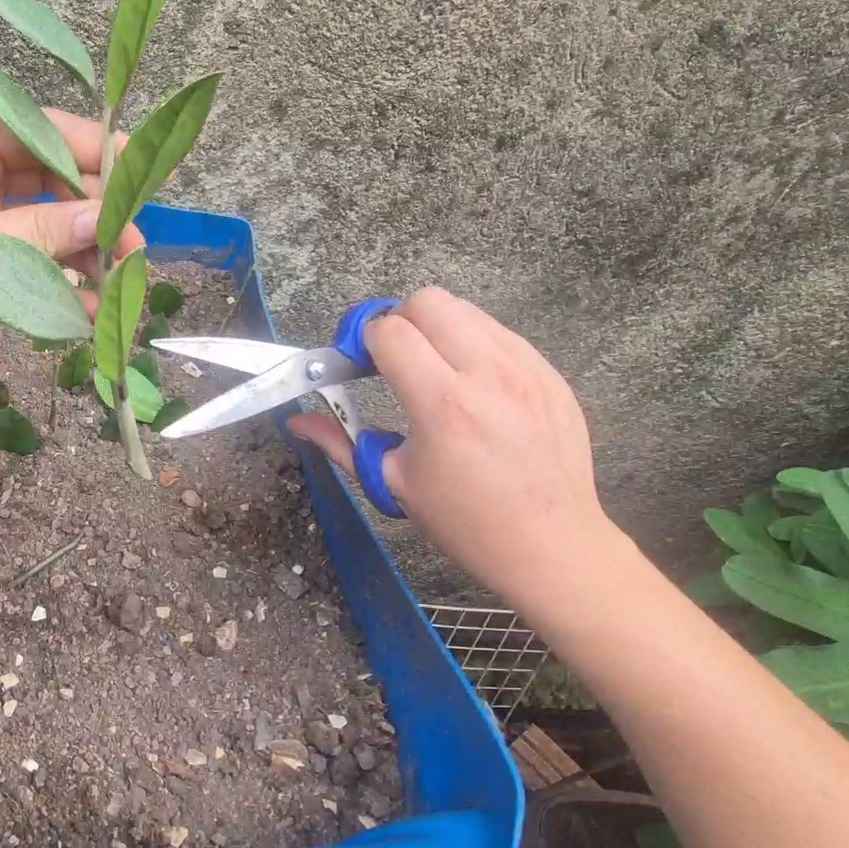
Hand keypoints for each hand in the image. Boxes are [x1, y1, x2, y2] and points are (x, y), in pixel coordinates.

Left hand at [0, 111, 142, 428]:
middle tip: (132, 244)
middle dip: (87, 208)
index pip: (33, 131)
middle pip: (39, 180)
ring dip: (73, 251)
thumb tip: (107, 216)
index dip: (89, 148)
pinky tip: (81, 305)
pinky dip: (48, 282)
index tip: (140, 172)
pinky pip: (17, 266)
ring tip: (115, 280)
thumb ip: (41, 231)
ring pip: (33, 227)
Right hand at [288, 288, 634, 606]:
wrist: (552, 546)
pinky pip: (501, 333)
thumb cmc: (465, 521)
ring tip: (435, 370)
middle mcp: (488, 374)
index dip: (364, 342)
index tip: (360, 365)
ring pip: (466, 310)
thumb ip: (340, 442)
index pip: (389, 331)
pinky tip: (473, 386)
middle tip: (396, 360)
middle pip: (428, 302)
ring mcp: (527, 370)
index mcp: (442, 404)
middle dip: (400, 322)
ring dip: (438, 329)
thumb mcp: (393, 483)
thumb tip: (296, 421)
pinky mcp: (551, 375)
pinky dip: (474, 345)